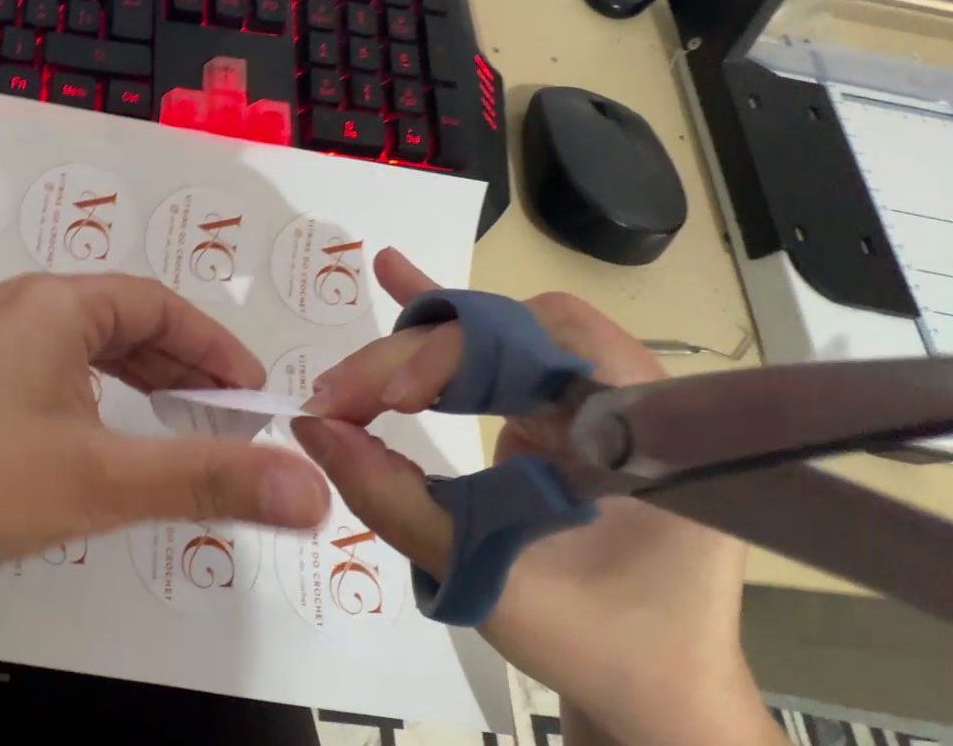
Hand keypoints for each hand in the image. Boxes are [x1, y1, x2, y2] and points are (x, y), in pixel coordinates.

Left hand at [0, 272, 332, 566]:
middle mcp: (16, 303)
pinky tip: (92, 433)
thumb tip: (312, 490)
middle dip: (175, 365)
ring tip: (168, 424)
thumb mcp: (104, 478)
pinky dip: (85, 391)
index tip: (251, 392)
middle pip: (117, 318)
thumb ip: (209, 480)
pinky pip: (42, 364)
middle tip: (219, 415)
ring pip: (77, 343)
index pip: (156, 303)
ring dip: (131, 379)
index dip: (212, 345)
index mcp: (54, 303)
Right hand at [291, 249, 779, 745]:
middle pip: (508, 332)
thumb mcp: (487, 576)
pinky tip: (396, 279)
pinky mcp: (565, 415)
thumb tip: (310, 427)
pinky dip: (444, 332)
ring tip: (351, 370)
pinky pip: (500, 357)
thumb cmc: (598, 647)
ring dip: (417, 345)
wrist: (660, 692)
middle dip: (413, 357)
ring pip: (497, 336)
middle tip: (338, 399)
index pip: (541, 344)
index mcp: (648, 431)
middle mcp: (630, 398)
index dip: (450, 355)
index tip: (381, 405)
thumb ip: (394, 498)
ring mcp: (597, 402)